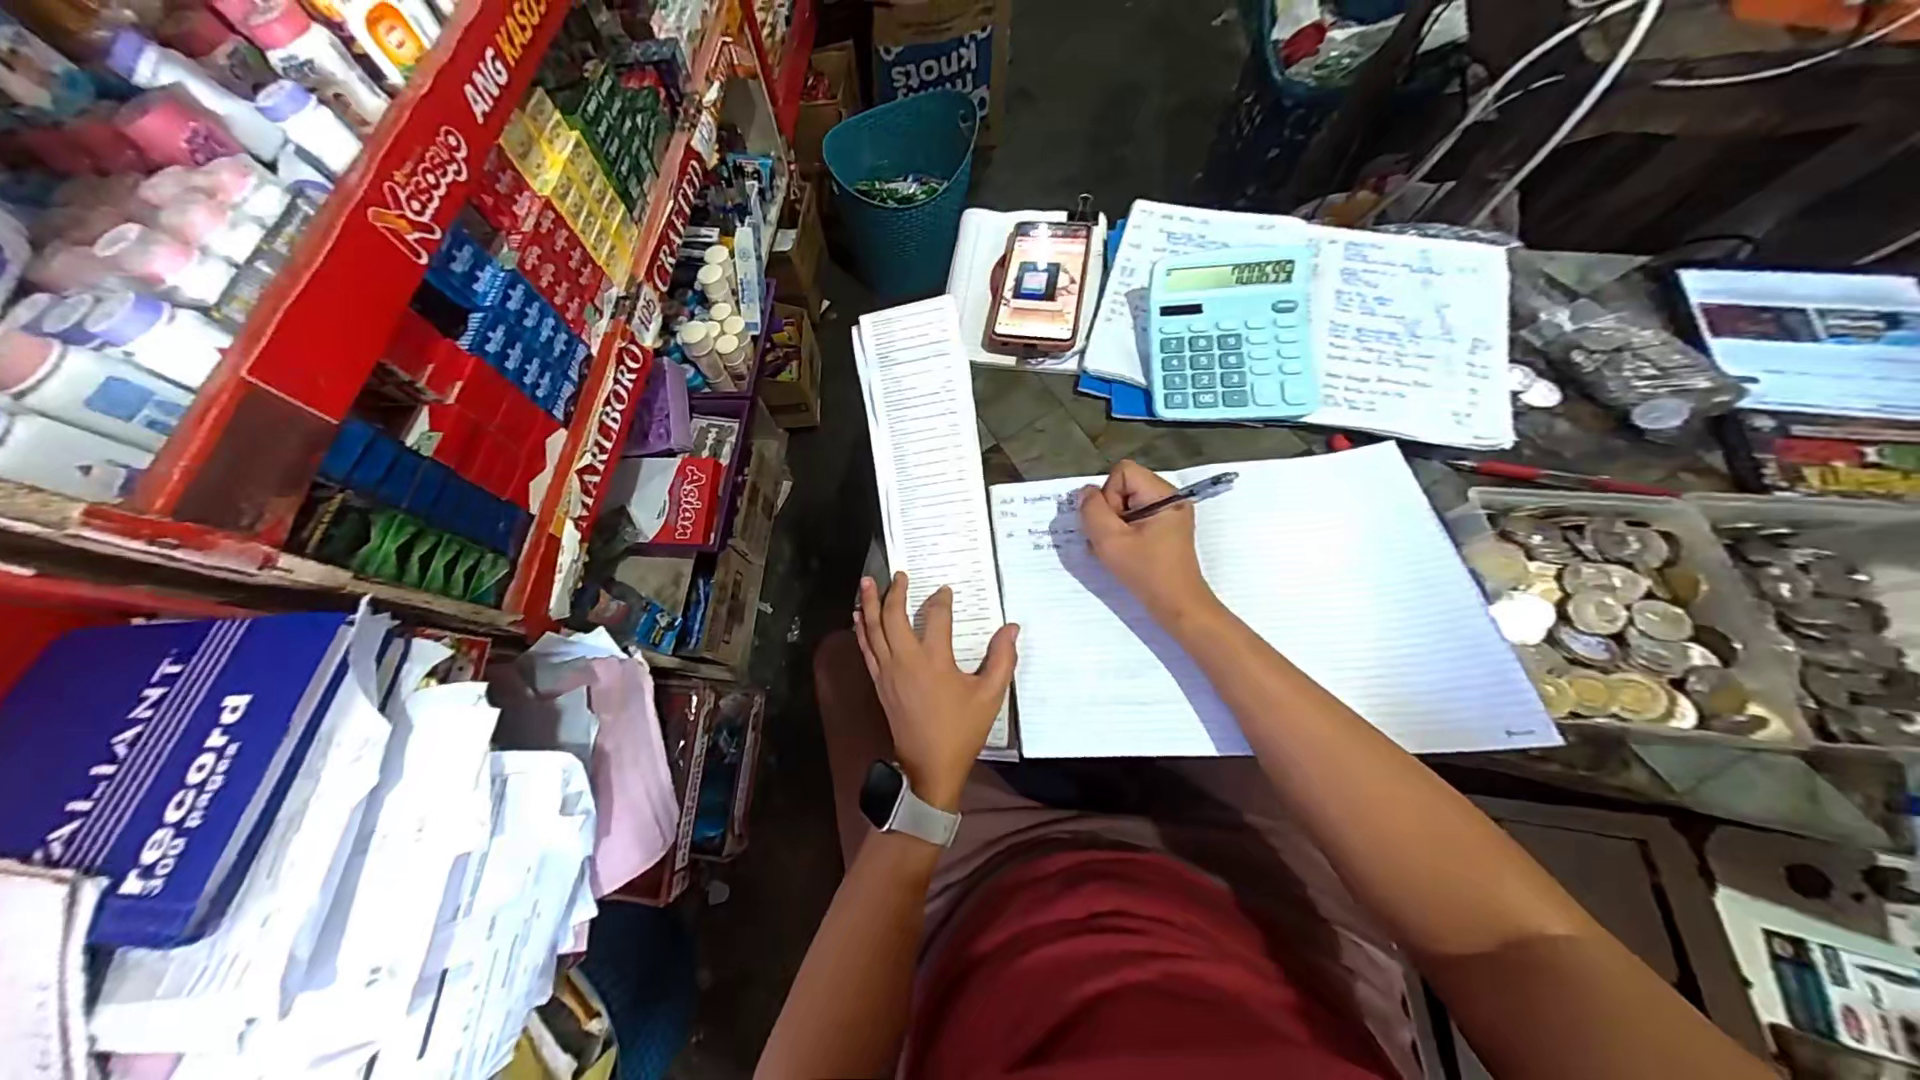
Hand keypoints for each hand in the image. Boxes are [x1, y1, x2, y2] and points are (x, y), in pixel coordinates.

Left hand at [854, 572, 1017, 810]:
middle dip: (895, 592)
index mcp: (934, 660)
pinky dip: (862, 630)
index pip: (936, 617)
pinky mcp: (879, 683)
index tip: (945, 591)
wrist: (929, 766)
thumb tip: (1011, 628)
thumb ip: (1002, 659)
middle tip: (899, 574)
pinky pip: (866, 649)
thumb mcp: (990, 695)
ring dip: (869, 604)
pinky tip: (859, 618)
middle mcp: (905, 660)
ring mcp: (887, 672)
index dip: (941, 600)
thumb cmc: (961, 730)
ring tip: (867, 582)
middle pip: (892, 617)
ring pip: (872, 629)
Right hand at [1078, 460, 1217, 621]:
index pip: (1123, 472)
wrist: (1177, 605)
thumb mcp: (1110, 541)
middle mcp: (1170, 498)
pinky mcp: (1165, 528)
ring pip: (1126, 502)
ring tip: (1119, 548)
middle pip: (1124, 485)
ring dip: (1114, 523)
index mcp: (1164, 495)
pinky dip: (1123, 531)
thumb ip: (1091, 511)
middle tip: (1115, 539)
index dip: (1109, 495)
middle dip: (1110, 510)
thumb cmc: (1146, 573)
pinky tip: (1125, 551)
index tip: (1114, 525)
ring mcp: (1169, 513)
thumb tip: (1085, 492)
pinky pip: (1135, 516)